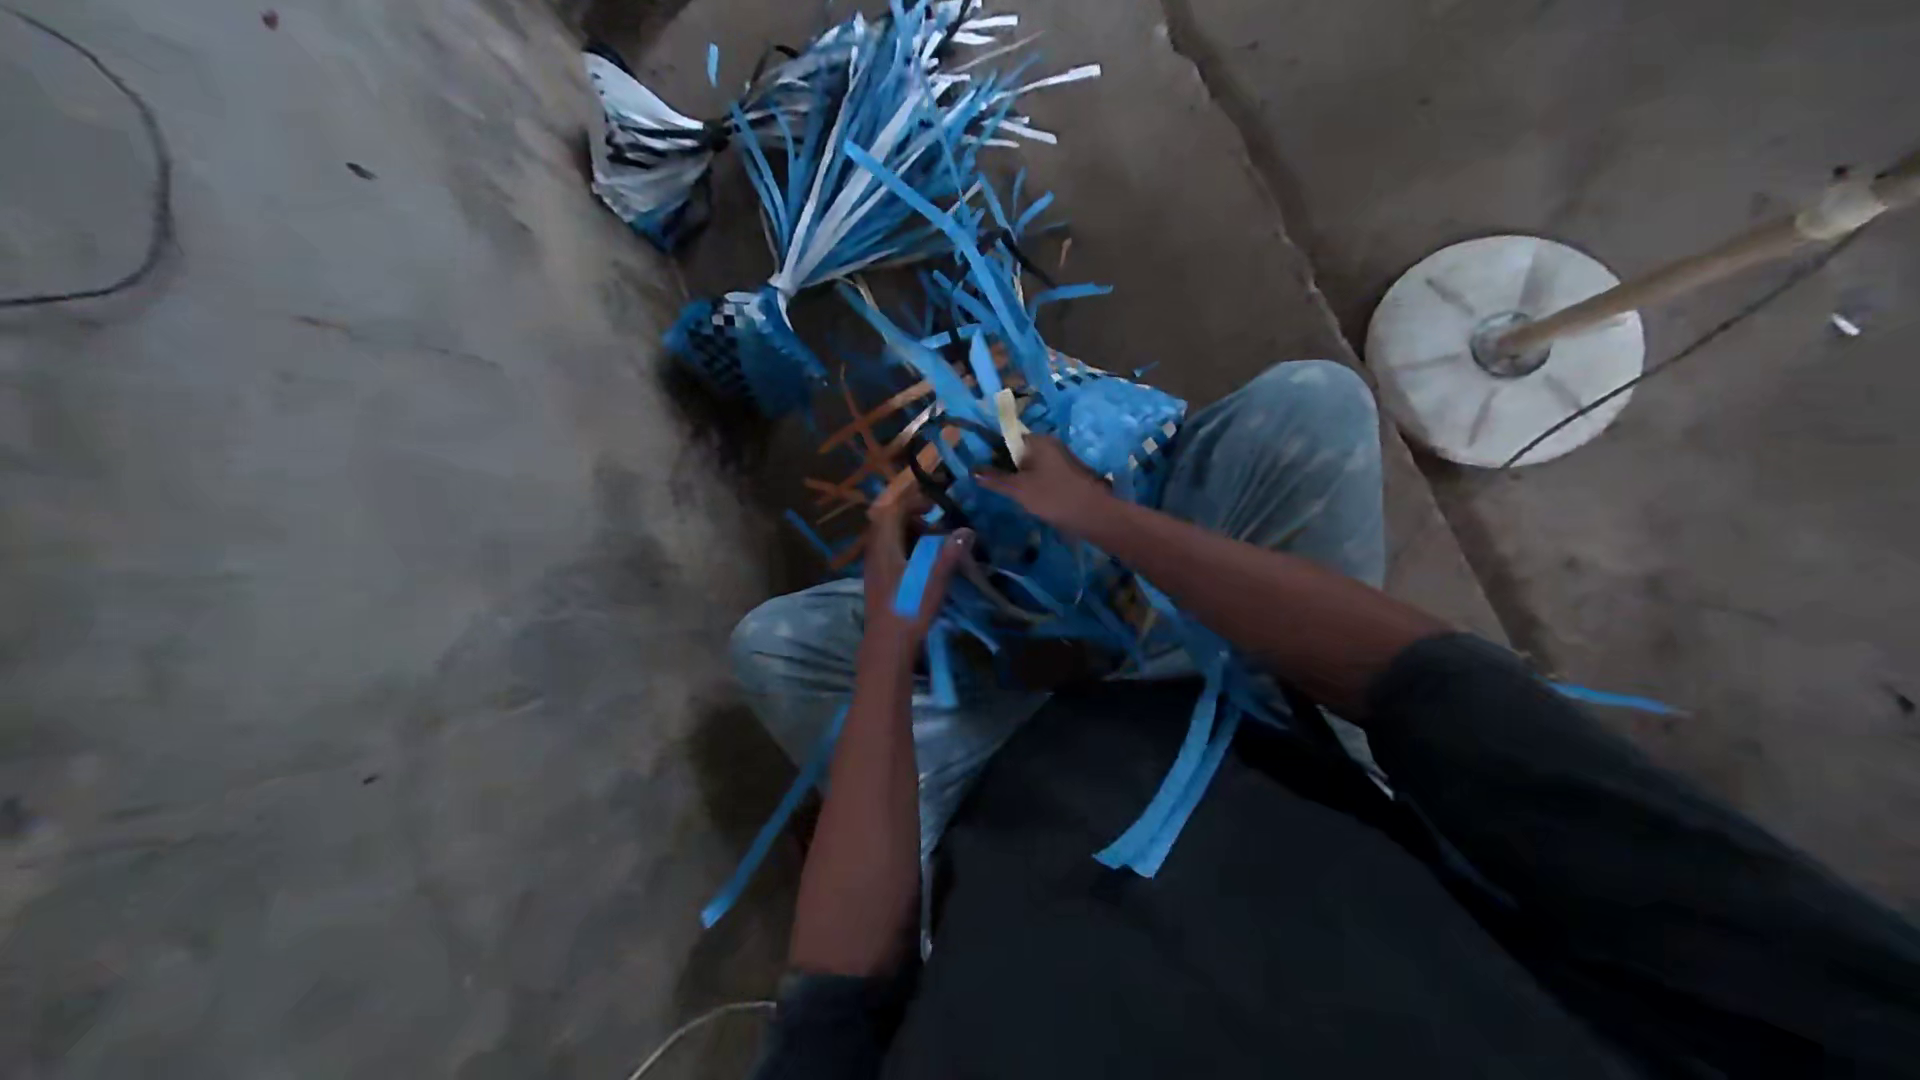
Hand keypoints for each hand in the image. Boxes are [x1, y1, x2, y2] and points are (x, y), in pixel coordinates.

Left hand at [861, 498, 971, 663]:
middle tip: (936, 524)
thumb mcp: (933, 579)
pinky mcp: (878, 583)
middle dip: (912, 518)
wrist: (887, 646)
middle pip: (889, 523)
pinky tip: (924, 565)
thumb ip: (949, 553)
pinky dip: (907, 551)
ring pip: (890, 540)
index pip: (892, 511)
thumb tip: (966, 530)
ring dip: (910, 535)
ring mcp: (874, 569)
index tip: (934, 506)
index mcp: (884, 546)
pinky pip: (891, 555)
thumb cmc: (909, 609)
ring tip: (934, 544)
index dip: (913, 503)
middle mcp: (874, 553)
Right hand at [977, 435, 1113, 532]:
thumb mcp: (1018, 489)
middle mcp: (1051, 444)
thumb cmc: (1053, 496)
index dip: (994, 453)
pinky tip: (1033, 499)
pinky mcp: (1069, 473)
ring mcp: (1062, 458)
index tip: (986, 471)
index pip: (1008, 438)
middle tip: (998, 486)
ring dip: (1022, 477)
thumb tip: (972, 470)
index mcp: (1037, 440)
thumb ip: (994, 479)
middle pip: (1020, 451)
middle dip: (1008, 467)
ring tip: (1014, 495)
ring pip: (1033, 465)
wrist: (1092, 514)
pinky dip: (1036, 483)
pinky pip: (1045, 474)